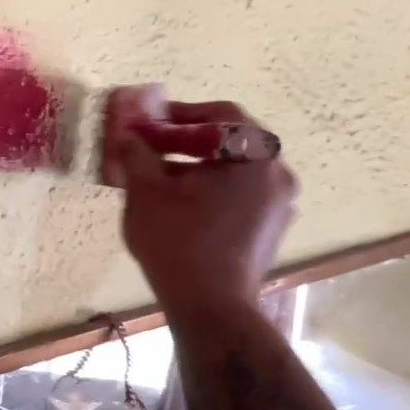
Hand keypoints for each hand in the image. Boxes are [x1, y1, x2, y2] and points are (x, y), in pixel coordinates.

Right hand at [113, 100, 297, 311]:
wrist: (209, 299)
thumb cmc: (176, 236)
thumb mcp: (144, 188)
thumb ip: (137, 152)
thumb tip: (129, 132)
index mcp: (252, 157)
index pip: (223, 114)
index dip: (182, 111)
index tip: (148, 120)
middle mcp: (277, 174)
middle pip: (234, 139)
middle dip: (189, 137)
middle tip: (151, 144)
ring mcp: (280, 202)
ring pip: (237, 166)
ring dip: (200, 161)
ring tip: (160, 173)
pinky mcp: (272, 224)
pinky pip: (242, 190)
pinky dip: (212, 183)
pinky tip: (181, 200)